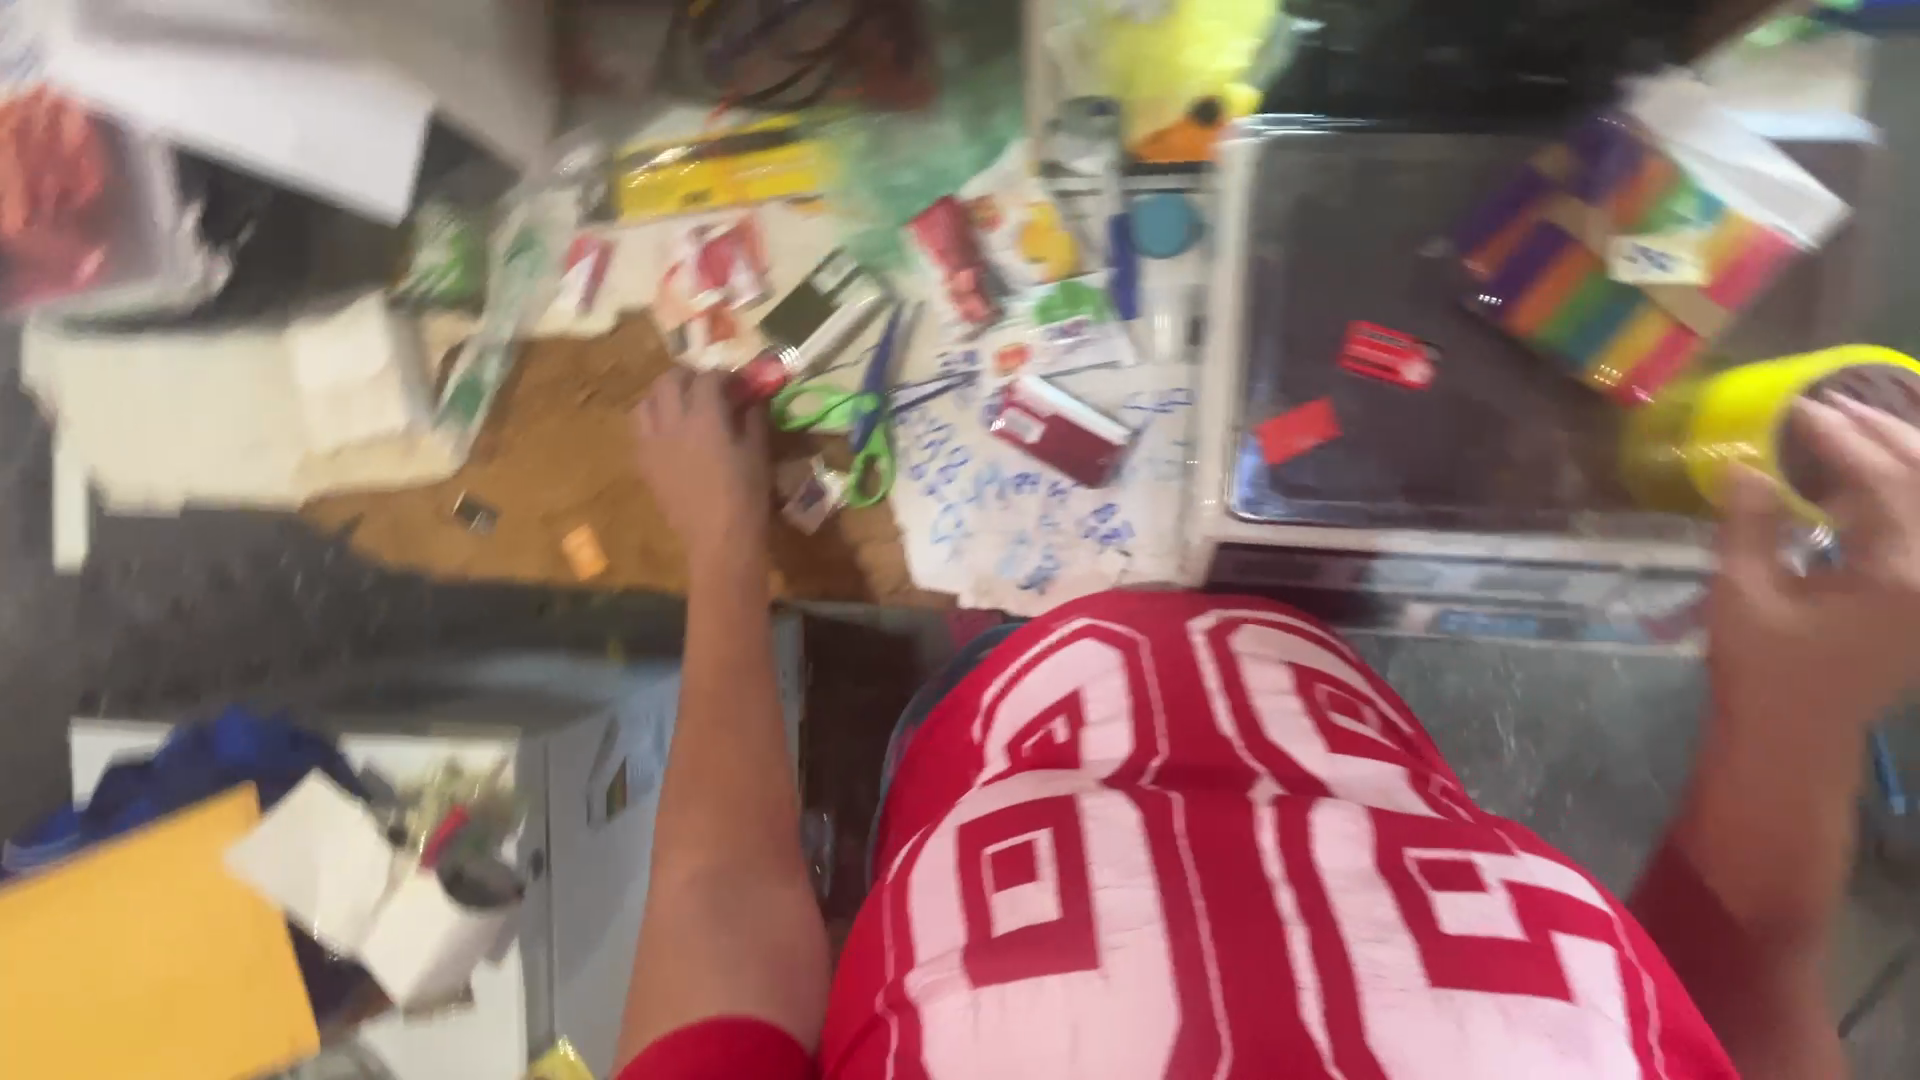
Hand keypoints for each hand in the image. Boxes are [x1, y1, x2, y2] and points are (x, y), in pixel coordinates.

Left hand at [631, 367, 770, 576]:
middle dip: (689, 377)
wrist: (719, 537)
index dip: (724, 375)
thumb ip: (753, 418)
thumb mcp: (758, 452)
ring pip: (647, 401)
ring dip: (665, 395)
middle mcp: (672, 422)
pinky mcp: (644, 462)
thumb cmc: (747, 495)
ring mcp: (652, 442)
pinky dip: (654, 420)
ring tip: (682, 404)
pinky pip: (640, 429)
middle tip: (707, 387)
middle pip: (669, 381)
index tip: (737, 383)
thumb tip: (751, 398)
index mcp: (705, 417)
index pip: (708, 378)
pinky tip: (670, 432)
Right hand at [1709, 396, 1919, 733]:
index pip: (1885, 484)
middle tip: (1834, 406)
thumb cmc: (1763, 666)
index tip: (1802, 412)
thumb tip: (1745, 469)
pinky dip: (1902, 492)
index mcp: (1901, 574)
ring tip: (1860, 426)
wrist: (1798, 727)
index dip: (1842, 442)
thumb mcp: (1743, 595)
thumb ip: (1751, 528)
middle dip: (1887, 437)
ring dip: (1904, 459)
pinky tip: (1869, 477)